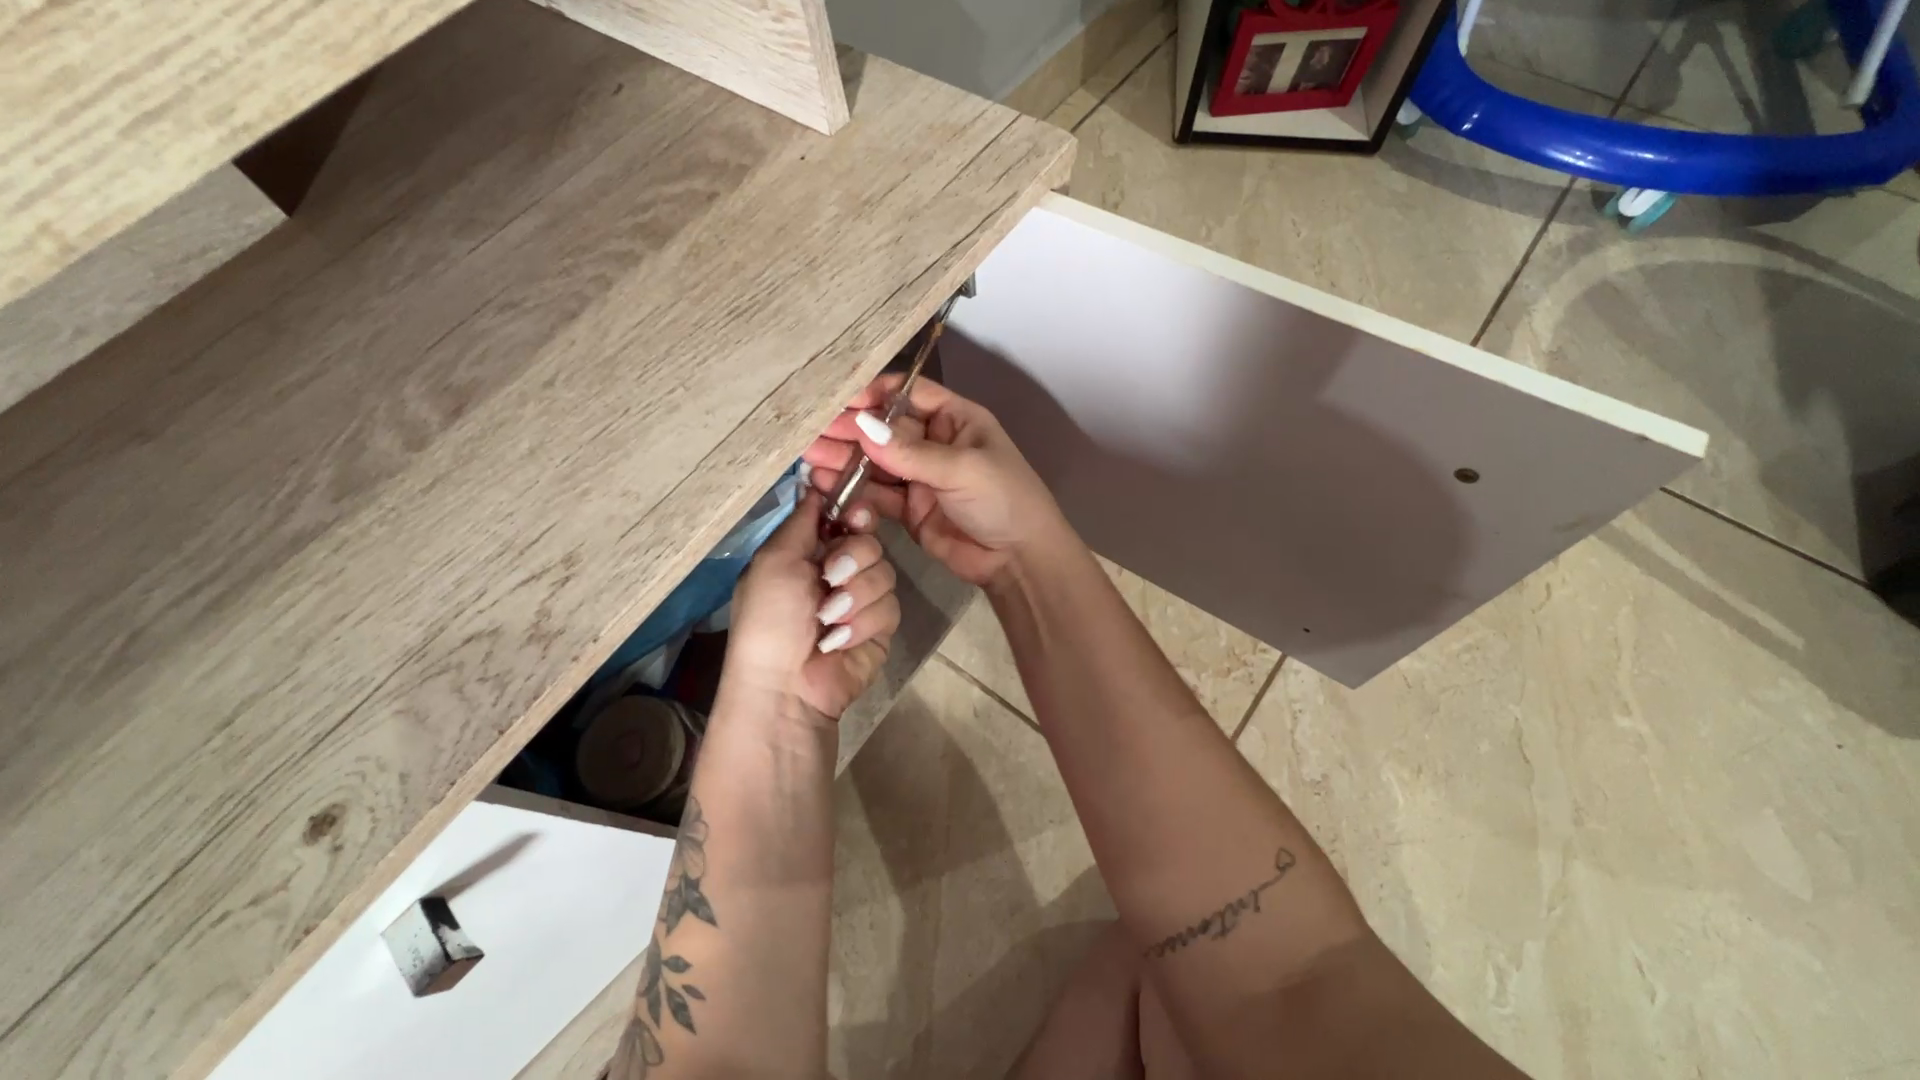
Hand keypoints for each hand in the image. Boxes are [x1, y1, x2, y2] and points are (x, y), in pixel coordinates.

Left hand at [722, 492, 899, 722]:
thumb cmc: (770, 619)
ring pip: (885, 572)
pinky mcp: (880, 627)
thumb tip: (814, 484)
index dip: (853, 513)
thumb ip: (801, 520)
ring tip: (828, 621)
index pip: (844, 517)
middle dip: (852, 559)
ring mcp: (861, 599)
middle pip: (870, 541)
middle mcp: (837, 571)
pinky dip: (863, 623)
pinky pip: (890, 607)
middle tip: (828, 579)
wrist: (786, 684)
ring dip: (855, 596)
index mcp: (808, 552)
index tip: (852, 517)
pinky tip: (840, 641)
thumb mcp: (775, 560)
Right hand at [803, 376, 1074, 587]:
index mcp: (955, 419)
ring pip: (875, 463)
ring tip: (808, 456)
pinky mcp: (909, 511)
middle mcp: (934, 443)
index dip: (874, 394)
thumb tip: (862, 425)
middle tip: (810, 431)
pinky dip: (852, 491)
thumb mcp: (961, 468)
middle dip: (849, 428)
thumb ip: (910, 452)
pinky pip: (876, 495)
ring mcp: (920, 478)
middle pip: (884, 429)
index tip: (838, 399)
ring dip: (843, 459)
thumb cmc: (1003, 499)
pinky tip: (824, 484)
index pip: (908, 394)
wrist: (1018, 560)